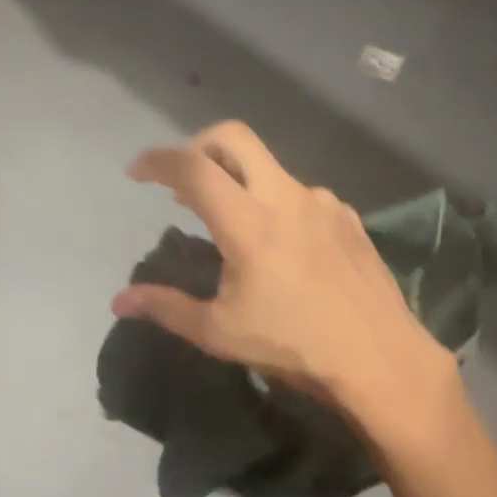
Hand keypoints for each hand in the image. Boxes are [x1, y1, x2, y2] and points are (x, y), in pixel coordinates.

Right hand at [114, 121, 460, 448]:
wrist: (378, 358)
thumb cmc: (291, 345)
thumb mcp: (218, 332)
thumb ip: (165, 308)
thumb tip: (119, 301)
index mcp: (248, 223)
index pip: (193, 168)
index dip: (158, 161)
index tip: (137, 172)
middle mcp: (286, 197)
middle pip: (235, 138)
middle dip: (198, 146)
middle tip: (181, 180)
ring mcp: (322, 203)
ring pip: (269, 168)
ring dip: (238, 180)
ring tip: (227, 224)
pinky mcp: (347, 218)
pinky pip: (299, 195)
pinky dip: (273, 204)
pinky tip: (276, 246)